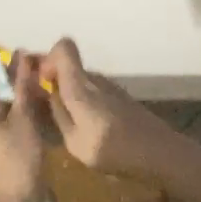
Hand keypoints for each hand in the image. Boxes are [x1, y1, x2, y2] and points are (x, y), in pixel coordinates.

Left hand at [0, 52, 46, 201]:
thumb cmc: (19, 157)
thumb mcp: (24, 117)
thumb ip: (23, 86)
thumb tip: (23, 56)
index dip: (17, 63)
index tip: (41, 56)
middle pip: (3, 87)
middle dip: (25, 79)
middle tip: (51, 71)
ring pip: (10, 103)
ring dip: (28, 94)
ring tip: (52, 86)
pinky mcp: (1, 141)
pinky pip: (13, 117)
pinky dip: (27, 110)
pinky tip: (46, 107)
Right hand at [41, 38, 188, 179]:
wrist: (159, 153)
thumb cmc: (115, 151)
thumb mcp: (75, 141)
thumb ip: (58, 114)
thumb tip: (47, 93)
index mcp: (82, 87)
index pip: (64, 48)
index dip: (47, 59)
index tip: (41, 81)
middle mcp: (95, 79)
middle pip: (69, 63)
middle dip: (53, 77)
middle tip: (44, 104)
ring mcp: (109, 86)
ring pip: (79, 77)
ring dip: (67, 90)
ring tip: (62, 118)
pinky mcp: (118, 96)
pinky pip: (91, 89)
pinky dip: (82, 99)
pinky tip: (84, 124)